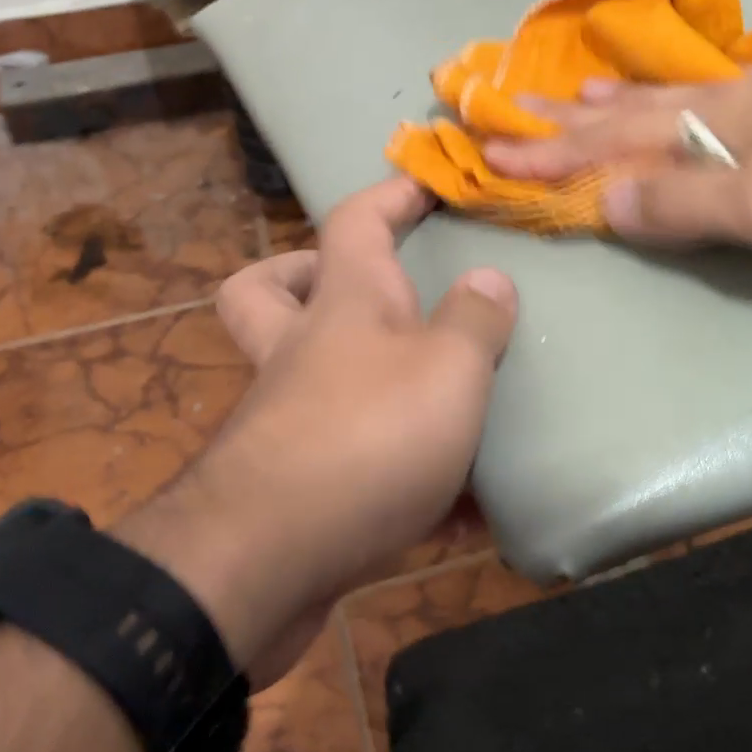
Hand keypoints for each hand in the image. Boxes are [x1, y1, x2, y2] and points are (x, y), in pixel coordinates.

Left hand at [114, 178, 516, 686]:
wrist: (262, 567)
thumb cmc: (368, 438)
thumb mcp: (449, 367)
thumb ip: (475, 320)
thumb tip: (489, 278)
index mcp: (345, 307)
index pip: (355, 224)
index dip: (391, 195)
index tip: (428, 184)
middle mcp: (304, 354)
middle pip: (268, 292)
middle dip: (304, 273)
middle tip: (372, 287)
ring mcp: (288, 422)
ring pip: (300, 376)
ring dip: (354, 371)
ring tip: (426, 384)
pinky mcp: (293, 488)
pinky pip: (348, 462)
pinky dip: (400, 473)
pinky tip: (464, 505)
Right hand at [486, 59, 751, 270]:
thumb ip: (692, 204)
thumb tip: (607, 199)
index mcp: (725, 125)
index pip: (619, 141)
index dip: (558, 153)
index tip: (494, 155)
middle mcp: (748, 100)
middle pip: (646, 108)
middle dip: (578, 119)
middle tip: (520, 110)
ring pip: (691, 96)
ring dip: (632, 101)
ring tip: (590, 94)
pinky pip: (738, 97)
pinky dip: (697, 100)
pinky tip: (707, 97)